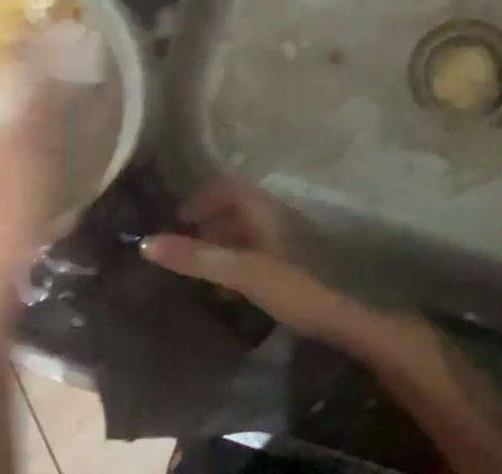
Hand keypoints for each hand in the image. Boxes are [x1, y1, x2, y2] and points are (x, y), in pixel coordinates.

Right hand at [141, 182, 391, 349]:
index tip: (176, 222)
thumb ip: (196, 258)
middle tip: (182, 249)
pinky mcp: (298, 264)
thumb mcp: (241, 272)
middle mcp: (276, 215)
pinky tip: (234, 289)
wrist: (355, 316)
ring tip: (202, 272)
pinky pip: (259, 252)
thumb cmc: (297, 285)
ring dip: (223, 245)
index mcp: (263, 207)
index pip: (226, 186)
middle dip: (207, 225)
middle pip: (235, 208)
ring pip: (248, 232)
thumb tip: (146, 243)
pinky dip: (239, 261)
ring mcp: (290, 239)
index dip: (199, 199)